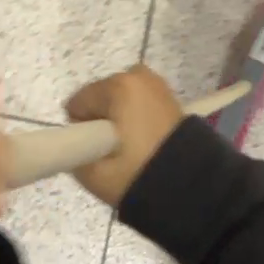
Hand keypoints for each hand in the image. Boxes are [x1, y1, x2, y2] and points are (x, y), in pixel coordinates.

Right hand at [63, 64, 186, 207]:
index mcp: (118, 86)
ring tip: (130, 150)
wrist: (191, 186)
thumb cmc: (138, 175)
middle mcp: (138, 76)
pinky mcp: (170, 97)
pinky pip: (139, 106)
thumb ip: (72, 154)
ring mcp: (158, 84)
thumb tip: (77, 144)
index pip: (78, 103)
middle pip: (100, 100)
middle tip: (113, 154)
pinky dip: (136, 121)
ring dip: (119, 122)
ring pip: (120, 103)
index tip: (93, 152)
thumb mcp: (93, 173)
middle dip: (101, 123)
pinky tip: (144, 144)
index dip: (80, 130)